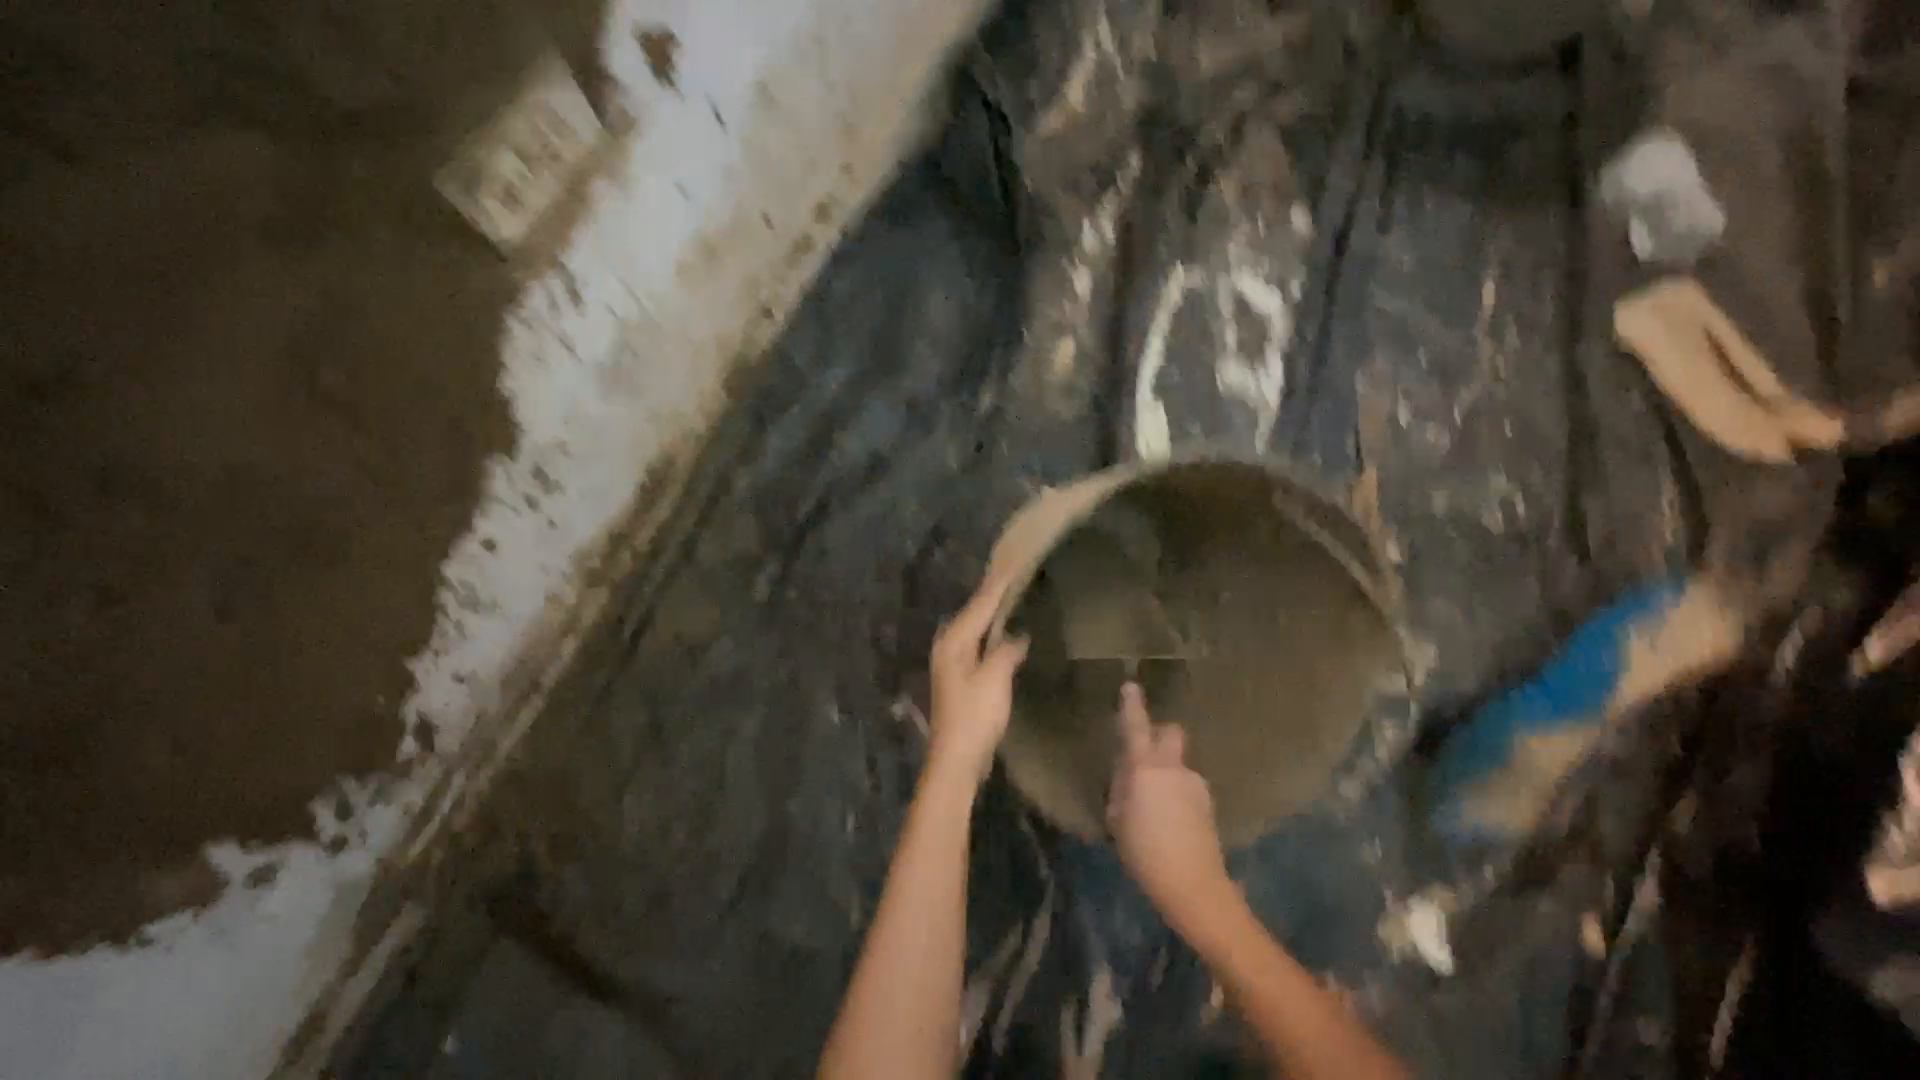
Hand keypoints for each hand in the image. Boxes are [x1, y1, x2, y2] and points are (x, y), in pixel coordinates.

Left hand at [926, 569, 1028, 782]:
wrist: (957, 759)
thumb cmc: (974, 718)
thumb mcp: (994, 680)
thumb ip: (1006, 651)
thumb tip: (1017, 635)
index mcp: (953, 642)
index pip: (979, 605)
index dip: (998, 585)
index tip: (1013, 562)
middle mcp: (948, 647)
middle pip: (974, 614)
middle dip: (994, 595)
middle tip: (1016, 573)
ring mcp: (953, 664)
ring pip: (976, 629)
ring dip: (993, 614)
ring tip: (1014, 596)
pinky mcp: (961, 680)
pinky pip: (979, 645)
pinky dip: (992, 635)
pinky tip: (1006, 634)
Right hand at [1107, 683, 1234, 931]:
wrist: (1193, 884)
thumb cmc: (1144, 852)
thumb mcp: (1118, 820)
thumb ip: (1122, 789)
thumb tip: (1128, 775)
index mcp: (1145, 769)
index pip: (1136, 728)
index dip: (1132, 706)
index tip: (1130, 685)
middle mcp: (1174, 768)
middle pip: (1170, 733)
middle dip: (1158, 735)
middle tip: (1142, 755)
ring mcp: (1196, 784)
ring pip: (1176, 765)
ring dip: (1165, 774)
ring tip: (1151, 808)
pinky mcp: (1207, 803)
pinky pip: (1185, 786)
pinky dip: (1175, 794)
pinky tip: (1168, 823)